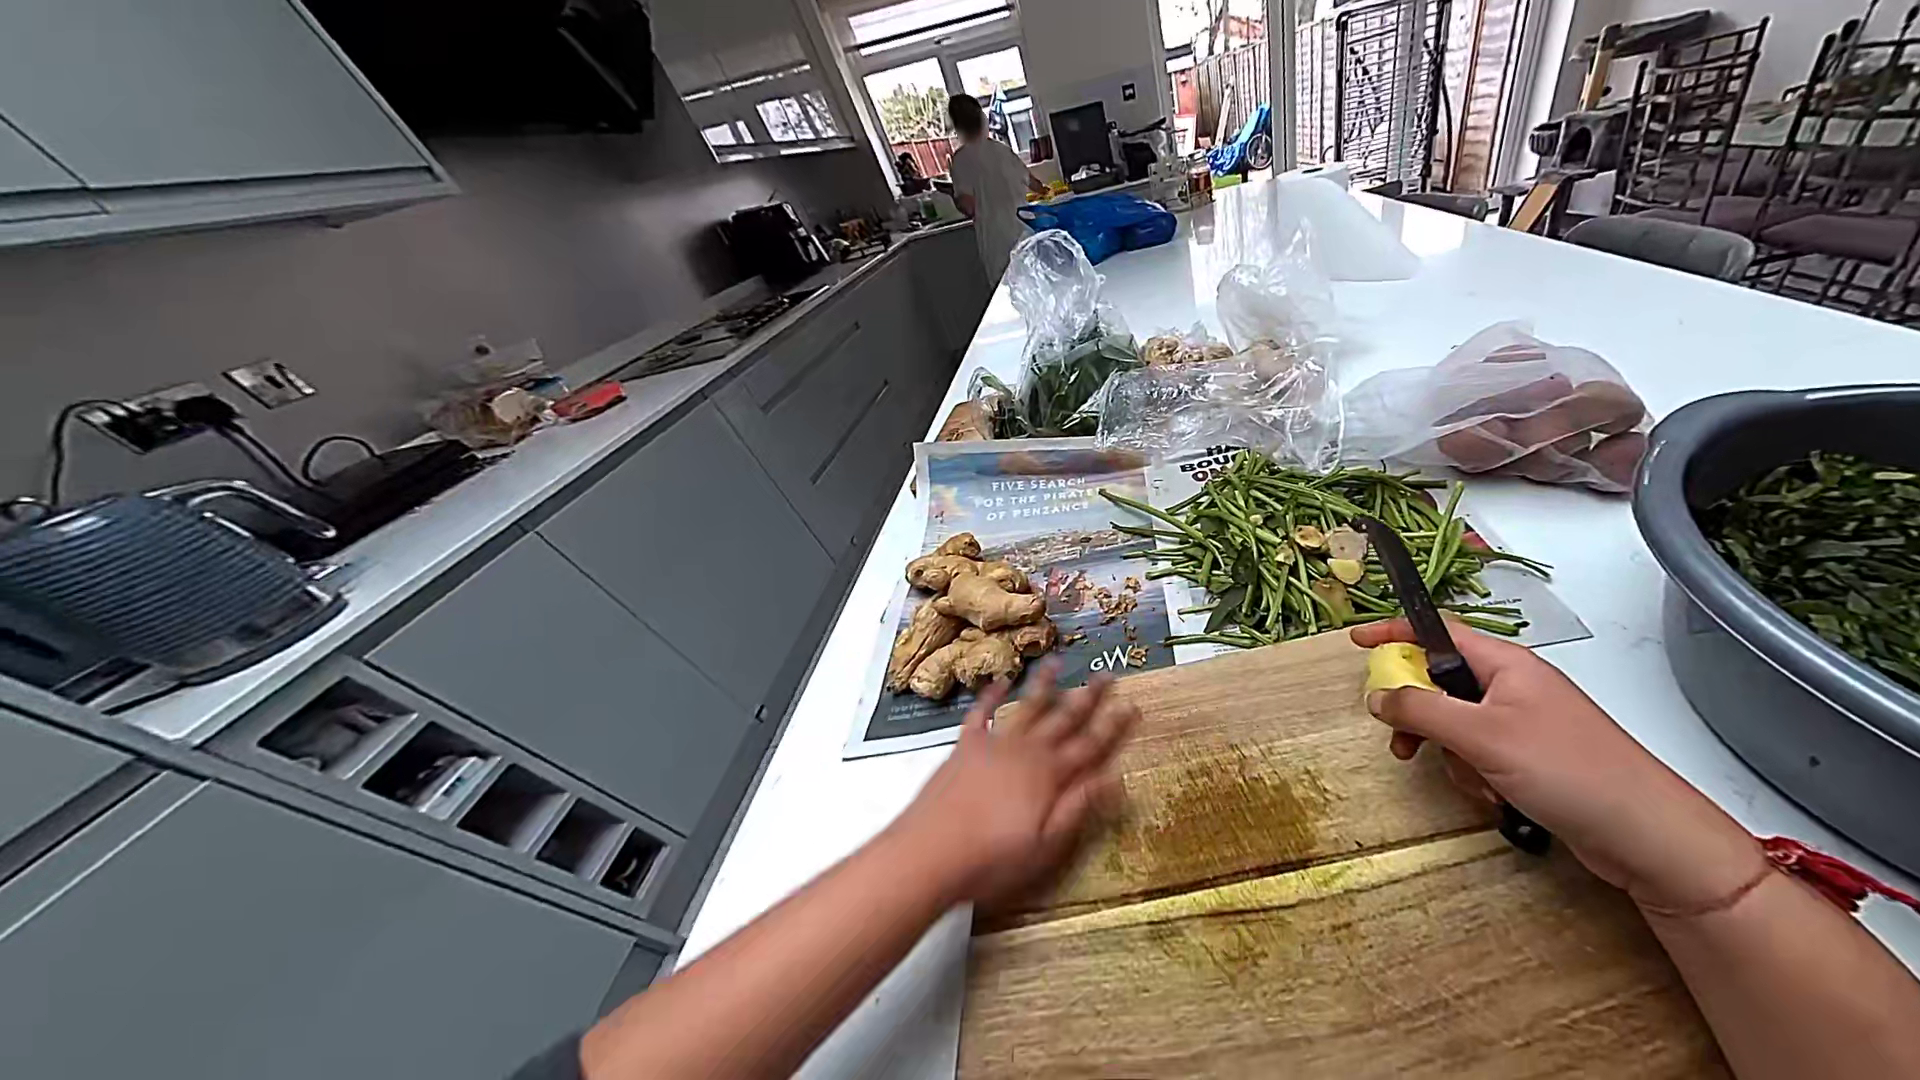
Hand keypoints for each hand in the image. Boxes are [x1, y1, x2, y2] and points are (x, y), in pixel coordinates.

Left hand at [891, 660, 1138, 905]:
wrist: (931, 850)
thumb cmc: (993, 857)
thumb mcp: (1046, 844)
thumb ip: (1078, 807)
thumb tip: (1114, 778)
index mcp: (1049, 775)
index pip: (1090, 746)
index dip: (1113, 726)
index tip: (1131, 704)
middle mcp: (1026, 751)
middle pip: (1063, 719)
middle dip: (1087, 697)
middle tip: (1106, 674)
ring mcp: (994, 743)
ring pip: (1026, 707)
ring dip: (1043, 684)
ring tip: (1057, 661)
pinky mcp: (965, 745)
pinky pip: (982, 713)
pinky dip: (991, 695)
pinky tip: (1000, 681)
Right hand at [1351, 619, 1767, 914]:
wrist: (1653, 841)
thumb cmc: (1572, 773)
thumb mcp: (1480, 736)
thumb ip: (1419, 709)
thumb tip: (1376, 697)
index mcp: (1505, 664)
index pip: (1436, 632)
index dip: (1393, 632)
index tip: (1356, 641)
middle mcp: (1511, 687)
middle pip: (1437, 680)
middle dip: (1414, 710)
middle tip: (1398, 735)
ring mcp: (1520, 723)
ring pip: (1451, 721)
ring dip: (1443, 749)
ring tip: (1460, 775)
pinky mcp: (1526, 757)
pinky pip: (1473, 751)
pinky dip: (1468, 770)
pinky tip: (1488, 793)